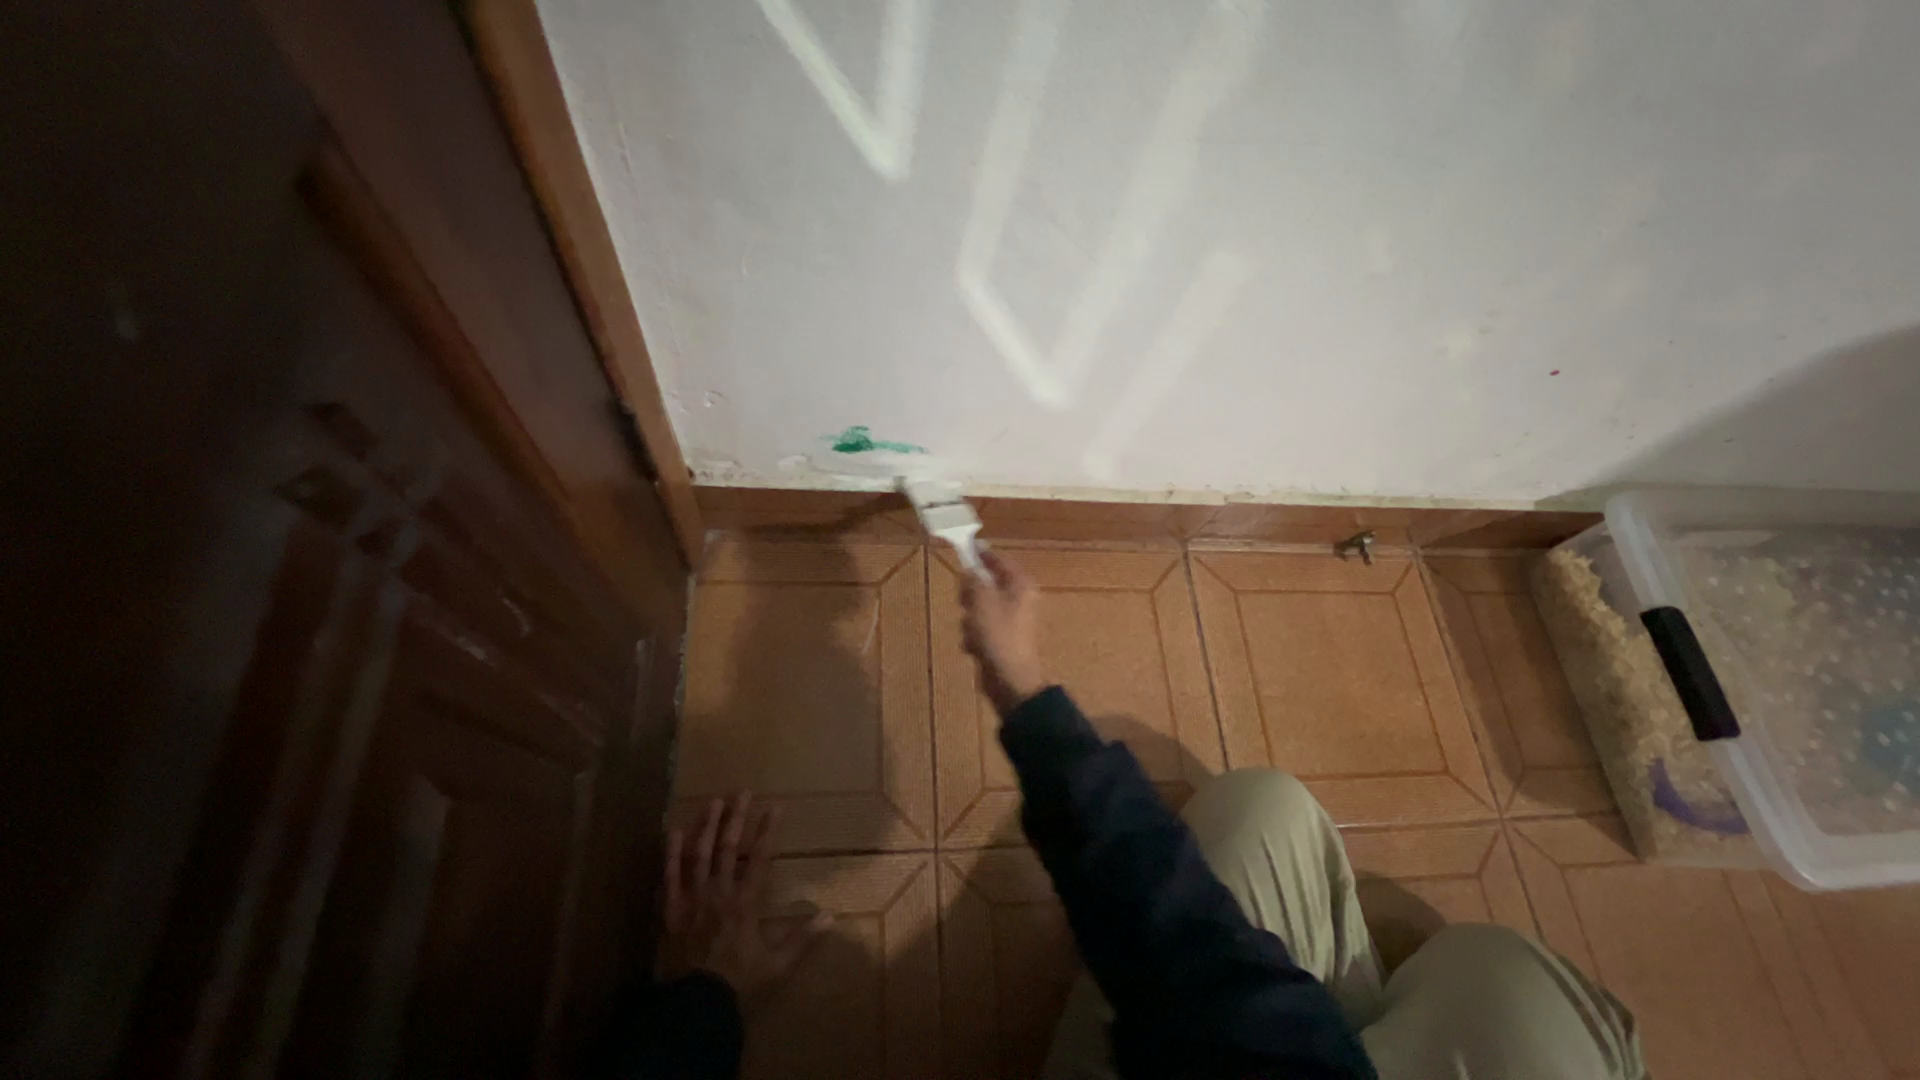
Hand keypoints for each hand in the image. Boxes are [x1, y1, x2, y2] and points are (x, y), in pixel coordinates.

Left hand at [655, 793, 830, 999]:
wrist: (694, 1003)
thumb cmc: (737, 981)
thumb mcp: (776, 963)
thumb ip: (802, 938)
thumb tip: (830, 916)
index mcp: (745, 902)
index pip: (759, 858)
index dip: (767, 830)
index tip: (775, 806)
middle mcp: (719, 892)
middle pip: (728, 848)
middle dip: (737, 818)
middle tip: (743, 792)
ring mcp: (693, 898)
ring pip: (699, 855)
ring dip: (708, 826)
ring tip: (714, 801)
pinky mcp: (671, 909)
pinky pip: (670, 876)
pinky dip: (671, 853)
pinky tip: (674, 831)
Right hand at [960, 550, 1048, 714]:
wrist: (1011, 680)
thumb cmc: (998, 636)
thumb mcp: (982, 602)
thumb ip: (974, 580)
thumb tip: (970, 569)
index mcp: (1020, 585)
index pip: (999, 560)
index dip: (981, 554)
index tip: (964, 547)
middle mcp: (1019, 599)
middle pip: (986, 584)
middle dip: (971, 595)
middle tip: (964, 603)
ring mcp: (1011, 620)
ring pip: (979, 607)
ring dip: (969, 619)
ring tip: (971, 632)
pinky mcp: (1002, 638)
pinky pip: (980, 627)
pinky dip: (974, 635)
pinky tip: (974, 646)